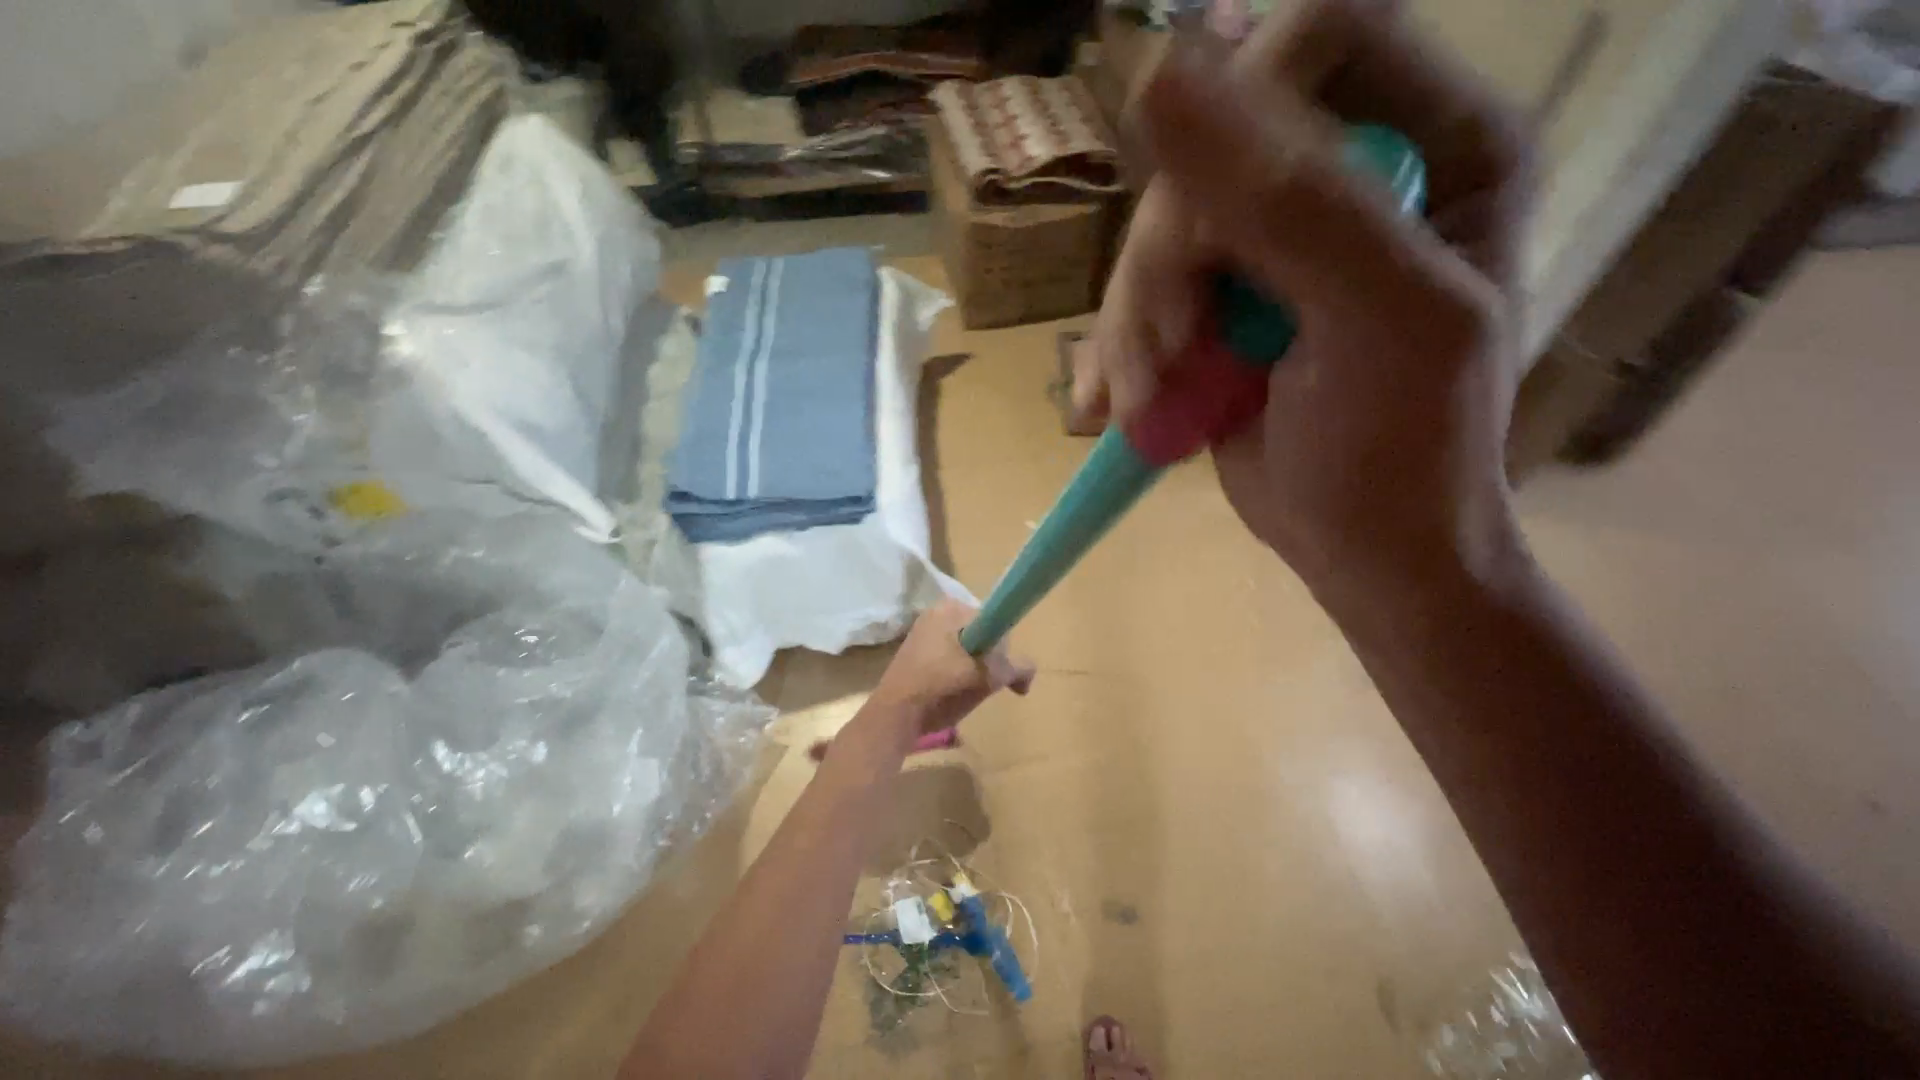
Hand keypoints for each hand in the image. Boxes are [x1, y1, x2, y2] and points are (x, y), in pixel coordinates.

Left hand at [867, 600, 1033, 741]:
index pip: (996, 621)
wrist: (895, 715)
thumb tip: (1027, 673)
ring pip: (967, 648)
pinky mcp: (916, 652)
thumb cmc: (942, 688)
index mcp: (952, 608)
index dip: (1003, 650)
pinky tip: (951, 692)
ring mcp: (923, 631)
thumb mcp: (987, 678)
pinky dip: (957, 673)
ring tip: (966, 692)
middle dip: (990, 660)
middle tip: (985, 686)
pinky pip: (950, 657)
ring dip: (975, 669)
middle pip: (983, 634)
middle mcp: (937, 612)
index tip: (1000, 673)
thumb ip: (1016, 668)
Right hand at [1078, 1, 1532, 595]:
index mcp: (1439, 140)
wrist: (1365, 548)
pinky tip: (1115, 405)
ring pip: (1159, 218)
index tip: (1202, 227)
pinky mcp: (1218, 291)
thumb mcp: (1378, 320)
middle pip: (1212, 134)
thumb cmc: (1405, 450)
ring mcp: (1276, 230)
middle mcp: (1355, 166)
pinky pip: (1138, 282)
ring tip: (1144, 403)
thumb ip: (1290, 198)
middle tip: (1168, 350)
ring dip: (1134, 319)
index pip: (1320, 35)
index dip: (1241, 104)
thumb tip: (1155, 67)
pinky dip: (1116, 348)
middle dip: (1169, 256)